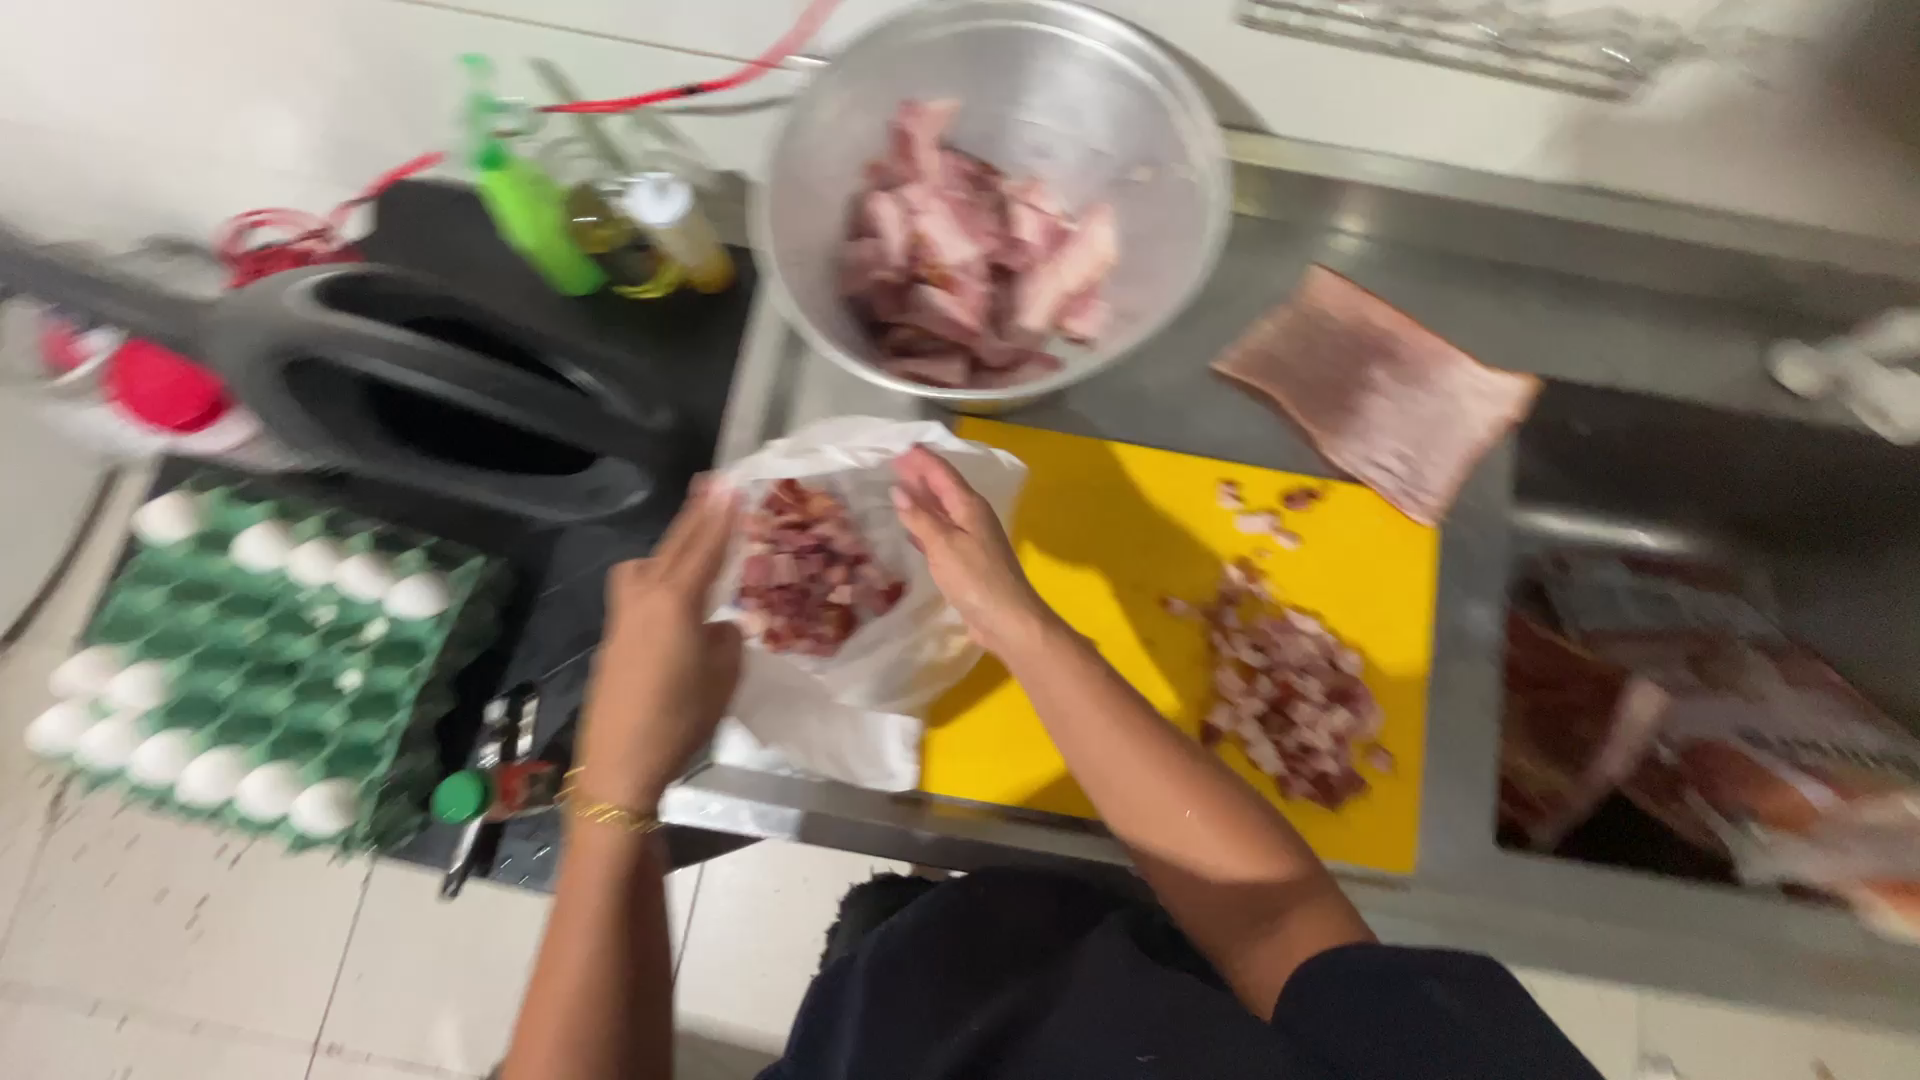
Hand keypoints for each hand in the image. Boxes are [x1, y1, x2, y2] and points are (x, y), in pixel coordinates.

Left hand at [579, 479, 743, 809]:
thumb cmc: (680, 719)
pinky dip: (656, 574)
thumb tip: (717, 625)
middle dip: (694, 516)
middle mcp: (645, 599)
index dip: (720, 518)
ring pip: (644, 565)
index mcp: (676, 603)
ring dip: (669, 545)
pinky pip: (636, 589)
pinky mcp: (614, 638)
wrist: (619, 762)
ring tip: (690, 540)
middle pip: (672, 548)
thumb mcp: (723, 677)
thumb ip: (725, 640)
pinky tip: (671, 594)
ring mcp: (623, 617)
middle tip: (711, 485)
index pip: (704, 550)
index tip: (731, 486)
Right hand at [891, 446, 1058, 656]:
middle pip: (943, 488)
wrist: (1007, 620)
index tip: (900, 447)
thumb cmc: (976, 579)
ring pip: (941, 510)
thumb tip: (898, 490)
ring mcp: (970, 539)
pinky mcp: (965, 560)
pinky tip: (910, 527)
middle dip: (919, 475)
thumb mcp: (943, 545)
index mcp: (969, 506)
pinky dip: (924, 525)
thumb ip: (920, 518)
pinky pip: (940, 532)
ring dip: (921, 499)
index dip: (922, 459)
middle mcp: (972, 517)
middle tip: (893, 462)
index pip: (942, 473)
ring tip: (897, 488)